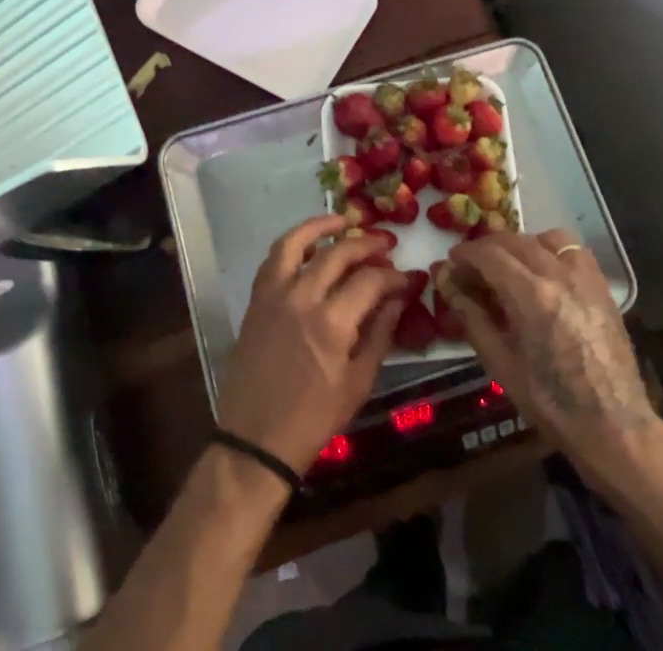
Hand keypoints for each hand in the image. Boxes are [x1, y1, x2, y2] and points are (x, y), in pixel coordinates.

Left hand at [216, 215, 407, 473]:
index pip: (370, 281)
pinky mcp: (254, 303)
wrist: (255, 440)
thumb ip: (380, 335)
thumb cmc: (314, 419)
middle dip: (367, 245)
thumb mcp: (358, 383)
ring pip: (295, 245)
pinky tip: (307, 246)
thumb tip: (398, 300)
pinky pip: (272, 262)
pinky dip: (290, 246)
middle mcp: (300, 299)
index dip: (393, 276)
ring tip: (343, 221)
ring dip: (320, 227)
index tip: (408, 279)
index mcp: (331, 323)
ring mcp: (272, 298)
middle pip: (337, 254)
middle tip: (387, 245)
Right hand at [438, 230, 654, 480]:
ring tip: (508, 267)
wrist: (611, 423)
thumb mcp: (500, 362)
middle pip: (515, 241)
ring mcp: (585, 277)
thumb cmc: (549, 401)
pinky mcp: (602, 286)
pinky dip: (552, 250)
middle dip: (487, 248)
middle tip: (470, 268)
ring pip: (547, 238)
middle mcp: (559, 274)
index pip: (489, 254)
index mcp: (530, 295)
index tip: (450, 264)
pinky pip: (574, 250)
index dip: (465, 255)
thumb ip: (471, 315)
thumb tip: (446, 281)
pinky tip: (543, 272)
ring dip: (521, 244)